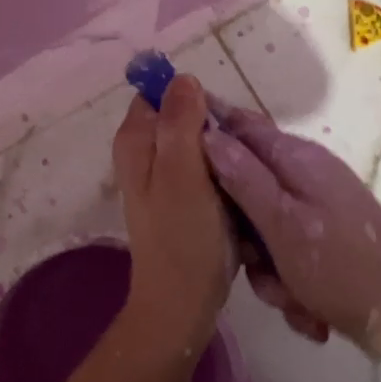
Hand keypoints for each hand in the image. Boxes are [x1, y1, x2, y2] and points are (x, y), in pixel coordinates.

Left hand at [111, 75, 236, 354]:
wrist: (183, 303)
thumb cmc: (182, 236)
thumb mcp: (182, 172)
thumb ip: (180, 123)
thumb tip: (183, 78)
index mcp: (134, 140)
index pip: (161, 93)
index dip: (193, 98)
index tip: (222, 121)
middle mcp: (142, 153)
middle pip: (184, 118)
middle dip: (215, 128)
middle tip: (241, 152)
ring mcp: (163, 177)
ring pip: (200, 144)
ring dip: (224, 154)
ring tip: (245, 174)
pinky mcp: (183, 199)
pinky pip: (208, 170)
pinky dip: (225, 176)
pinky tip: (241, 194)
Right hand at [200, 101, 380, 368]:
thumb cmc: (345, 270)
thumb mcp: (284, 225)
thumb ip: (242, 178)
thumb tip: (205, 133)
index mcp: (296, 158)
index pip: (238, 124)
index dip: (204, 129)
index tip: (171, 147)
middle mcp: (304, 175)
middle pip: (242, 182)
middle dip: (239, 226)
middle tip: (248, 257)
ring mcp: (315, 208)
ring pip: (259, 225)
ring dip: (266, 266)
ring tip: (286, 294)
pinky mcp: (323, 240)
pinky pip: (284, 251)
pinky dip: (288, 280)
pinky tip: (305, 308)